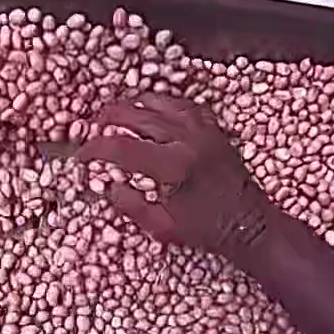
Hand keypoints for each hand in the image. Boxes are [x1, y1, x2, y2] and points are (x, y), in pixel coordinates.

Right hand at [75, 93, 277, 259]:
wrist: (251, 224)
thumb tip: (109, 186)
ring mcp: (203, 130)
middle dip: (109, 118)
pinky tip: (153, 112)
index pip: (121, 147)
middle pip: (137, 113)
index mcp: (172, 167)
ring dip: (134, 105)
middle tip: (94, 128)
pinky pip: (183, 105)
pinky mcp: (213, 129)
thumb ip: (131, 206)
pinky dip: (163, 105)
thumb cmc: (207, 231)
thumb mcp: (162, 228)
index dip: (95, 149)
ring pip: (160, 101)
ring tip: (118, 115)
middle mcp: (187, 140)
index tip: (82, 156)